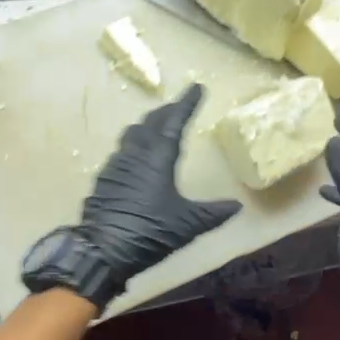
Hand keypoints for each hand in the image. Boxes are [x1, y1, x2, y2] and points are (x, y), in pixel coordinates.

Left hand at [78, 83, 241, 300]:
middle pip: (150, 124)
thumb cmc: (149, 232)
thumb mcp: (187, 225)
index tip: (197, 88)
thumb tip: (237, 206)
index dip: (187, 104)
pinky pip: (120, 154)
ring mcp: (115, 167)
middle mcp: (134, 155)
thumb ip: (213, 213)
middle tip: (177, 107)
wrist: (102, 251)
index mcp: (157, 159)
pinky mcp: (103, 181)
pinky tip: (136, 159)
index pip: (174, 122)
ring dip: (146, 128)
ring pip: (131, 136)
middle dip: (165, 113)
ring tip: (156, 127)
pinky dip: (133, 148)